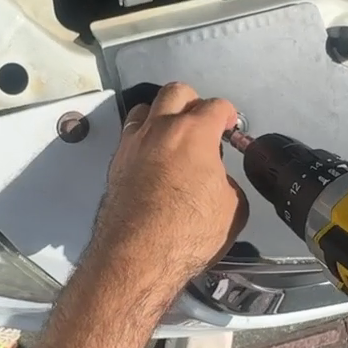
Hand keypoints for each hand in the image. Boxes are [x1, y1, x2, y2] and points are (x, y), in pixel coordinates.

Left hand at [84, 83, 247, 292]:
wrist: (137, 254)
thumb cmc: (189, 231)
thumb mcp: (233, 208)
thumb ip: (226, 183)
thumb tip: (216, 181)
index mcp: (194, 132)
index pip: (215, 106)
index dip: (227, 115)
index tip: (228, 126)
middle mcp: (160, 128)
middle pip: (176, 92)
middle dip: (193, 103)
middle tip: (201, 123)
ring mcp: (132, 143)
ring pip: (145, 109)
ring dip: (161, 115)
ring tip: (171, 136)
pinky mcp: (115, 164)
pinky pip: (130, 136)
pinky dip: (143, 139)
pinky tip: (151, 159)